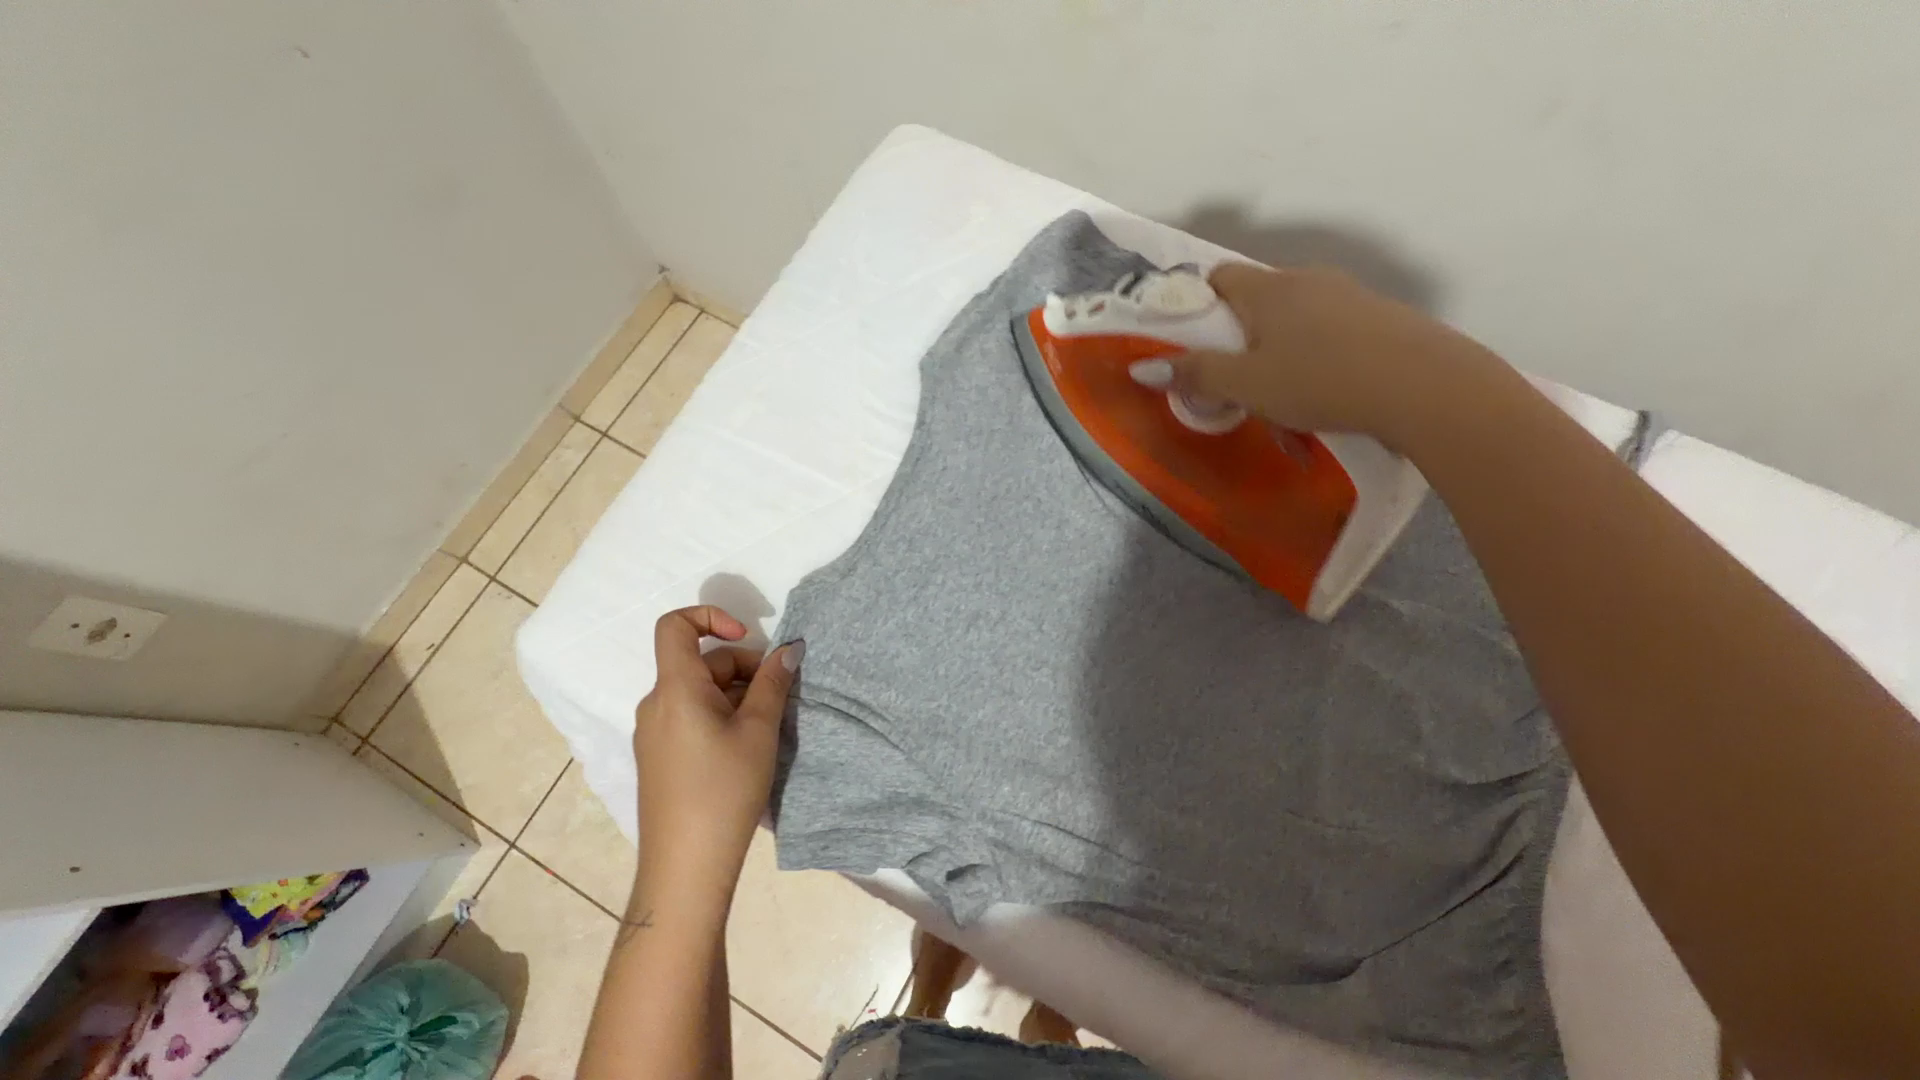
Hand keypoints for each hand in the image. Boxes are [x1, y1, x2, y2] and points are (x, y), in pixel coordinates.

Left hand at [633, 606, 800, 889]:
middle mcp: (656, 704)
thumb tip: (789, 649)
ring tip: (767, 728)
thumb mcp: (759, 731)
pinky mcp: (659, 758)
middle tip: (778, 698)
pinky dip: (720, 716)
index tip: (747, 639)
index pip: (675, 625)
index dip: (710, 617)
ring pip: (698, 693)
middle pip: (698, 663)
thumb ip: (773, 683)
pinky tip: (745, 749)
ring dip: (735, 695)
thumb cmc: (725, 790)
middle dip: (742, 668)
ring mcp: (654, 733)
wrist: (685, 865)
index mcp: (675, 689)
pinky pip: (690, 717)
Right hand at [1130, 263, 1508, 448]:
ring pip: (1298, 322)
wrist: (1426, 387)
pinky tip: (1328, 401)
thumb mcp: (1248, 386)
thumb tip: (1143, 367)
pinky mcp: (1383, 320)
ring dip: (1282, 355)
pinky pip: (1334, 337)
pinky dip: (1319, 363)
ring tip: (1285, 403)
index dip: (1199, 304)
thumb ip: (1196, 375)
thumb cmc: (1321, 380)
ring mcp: (1351, 297)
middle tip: (1238, 383)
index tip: (1195, 343)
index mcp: (1268, 289)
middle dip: (1241, 340)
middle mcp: (1308, 281)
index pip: (1218, 276)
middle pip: (1258, 301)